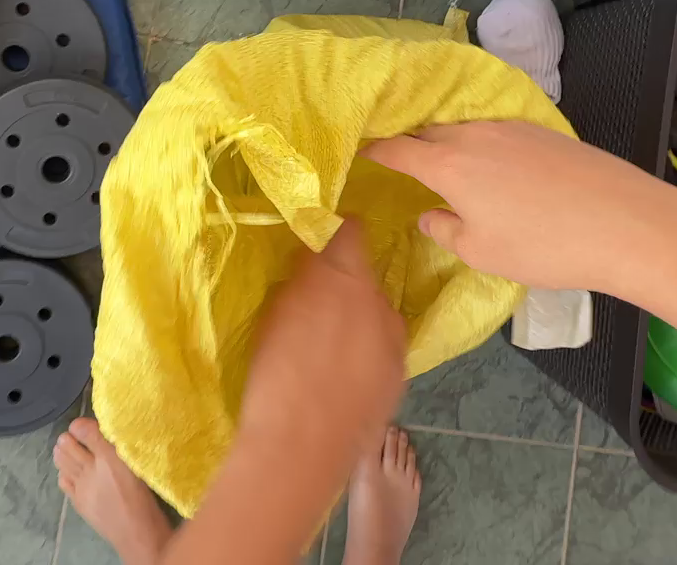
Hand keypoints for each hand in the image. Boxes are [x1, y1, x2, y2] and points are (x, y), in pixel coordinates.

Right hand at [238, 220, 406, 457]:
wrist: (300, 446)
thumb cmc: (274, 373)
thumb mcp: (278, 310)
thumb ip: (304, 276)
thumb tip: (314, 255)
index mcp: (340, 276)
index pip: (352, 228)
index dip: (337, 231)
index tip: (322, 239)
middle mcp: (375, 298)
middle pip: (364, 274)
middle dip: (344, 281)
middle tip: (318, 306)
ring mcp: (394, 336)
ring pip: (377, 311)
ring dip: (359, 317)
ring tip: (332, 348)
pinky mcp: (402, 370)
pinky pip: (384, 345)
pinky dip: (369, 350)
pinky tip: (346, 375)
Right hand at [363, 120, 676, 294]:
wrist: (626, 222)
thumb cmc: (544, 245)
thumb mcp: (483, 253)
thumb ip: (446, 231)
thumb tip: (430, 214)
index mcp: (447, 165)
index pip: (397, 150)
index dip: (376, 151)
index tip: (363, 153)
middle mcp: (471, 136)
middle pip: (426, 132)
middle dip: (409, 144)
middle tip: (401, 162)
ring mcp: (508, 127)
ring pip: (461, 128)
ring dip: (445, 142)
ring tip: (446, 163)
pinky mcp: (540, 129)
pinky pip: (493, 129)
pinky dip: (479, 141)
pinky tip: (494, 164)